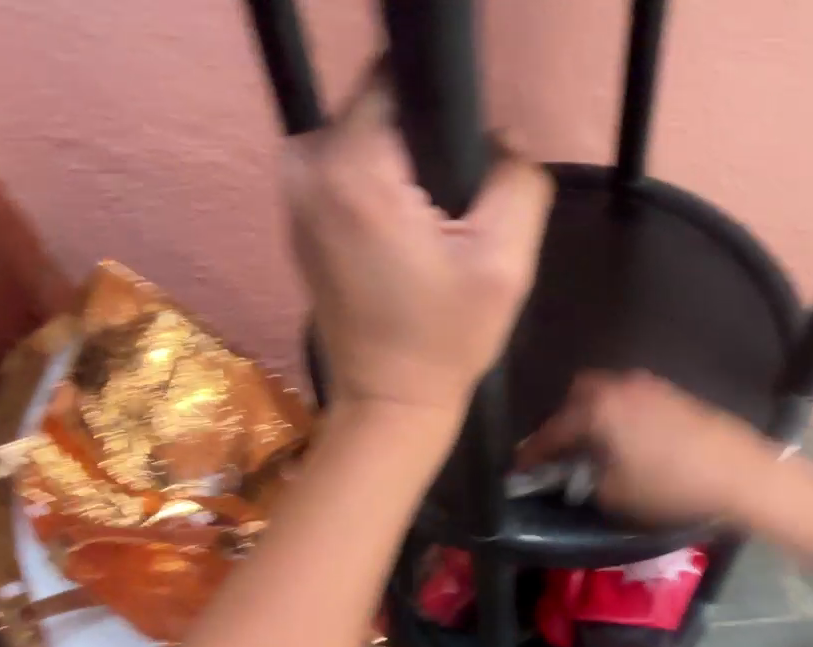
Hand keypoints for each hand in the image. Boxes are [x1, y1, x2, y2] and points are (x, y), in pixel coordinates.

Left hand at [281, 72, 553, 419]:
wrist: (390, 399)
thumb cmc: (446, 339)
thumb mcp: (506, 265)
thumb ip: (519, 182)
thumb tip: (504, 135)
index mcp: (353, 167)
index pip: (401, 81)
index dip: (445, 119)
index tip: (463, 177)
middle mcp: (307, 163)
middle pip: (384, 109)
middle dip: (425, 150)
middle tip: (451, 218)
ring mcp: (292, 188)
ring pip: (366, 137)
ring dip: (405, 171)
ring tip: (429, 233)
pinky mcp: (295, 212)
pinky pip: (347, 167)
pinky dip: (379, 189)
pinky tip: (403, 240)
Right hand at [517, 371, 781, 524]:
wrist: (741, 475)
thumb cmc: (672, 488)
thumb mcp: (615, 495)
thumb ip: (583, 480)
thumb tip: (573, 473)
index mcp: (597, 408)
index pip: (551, 430)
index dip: (532, 453)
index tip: (518, 470)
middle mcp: (618, 386)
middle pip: (576, 397)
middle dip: (564, 424)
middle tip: (562, 455)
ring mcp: (649, 386)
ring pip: (605, 396)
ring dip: (593, 418)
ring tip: (595, 451)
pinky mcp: (673, 394)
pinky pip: (630, 400)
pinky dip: (619, 418)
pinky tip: (628, 444)